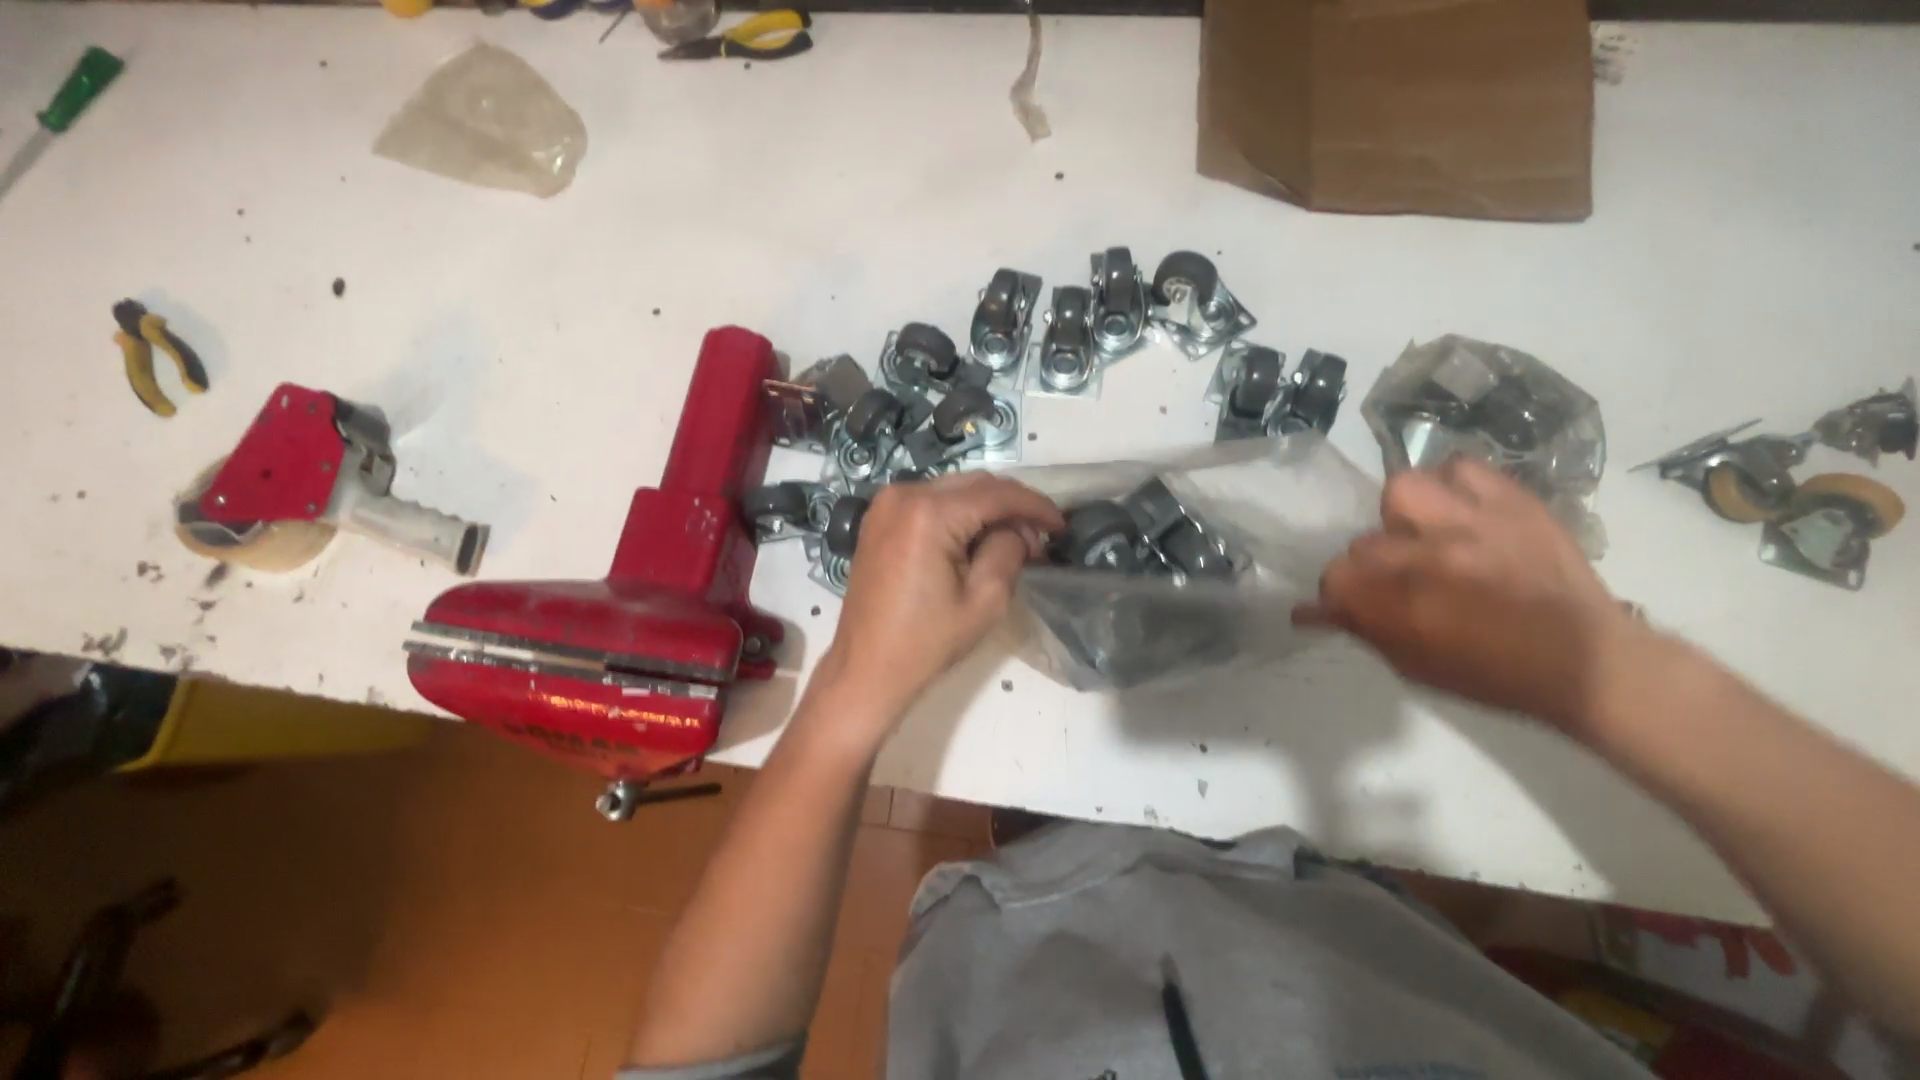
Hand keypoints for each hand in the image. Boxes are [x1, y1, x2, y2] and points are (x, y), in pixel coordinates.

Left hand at [817, 473, 1062, 726]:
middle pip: (974, 484)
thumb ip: (1009, 551)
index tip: (1060, 525)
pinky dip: (958, 515)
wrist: (866, 667)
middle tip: (1037, 541)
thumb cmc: (926, 642)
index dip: (1034, 505)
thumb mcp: (984, 600)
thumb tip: (1018, 531)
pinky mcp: (879, 520)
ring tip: (1011, 544)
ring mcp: (886, 505)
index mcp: (928, 514)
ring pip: (953, 490)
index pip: (996, 494)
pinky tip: (975, 541)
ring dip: (986, 510)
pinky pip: (929, 503)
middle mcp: (903, 495)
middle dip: (1010, 507)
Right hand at [1297, 458, 1646, 736]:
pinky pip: (1461, 467)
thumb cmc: (1492, 674)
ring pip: (1403, 490)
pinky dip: (1454, 485)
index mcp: (1401, 603)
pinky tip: (1461, 511)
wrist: (1587, 662)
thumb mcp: (1414, 666)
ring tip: (1426, 532)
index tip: (1355, 604)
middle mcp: (1426, 554)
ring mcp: (1469, 520)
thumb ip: (1363, 628)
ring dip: (1405, 514)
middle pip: (1364, 541)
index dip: (1341, 594)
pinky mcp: (1510, 500)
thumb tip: (1314, 610)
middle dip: (1375, 564)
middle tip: (1401, 578)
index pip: (1334, 577)